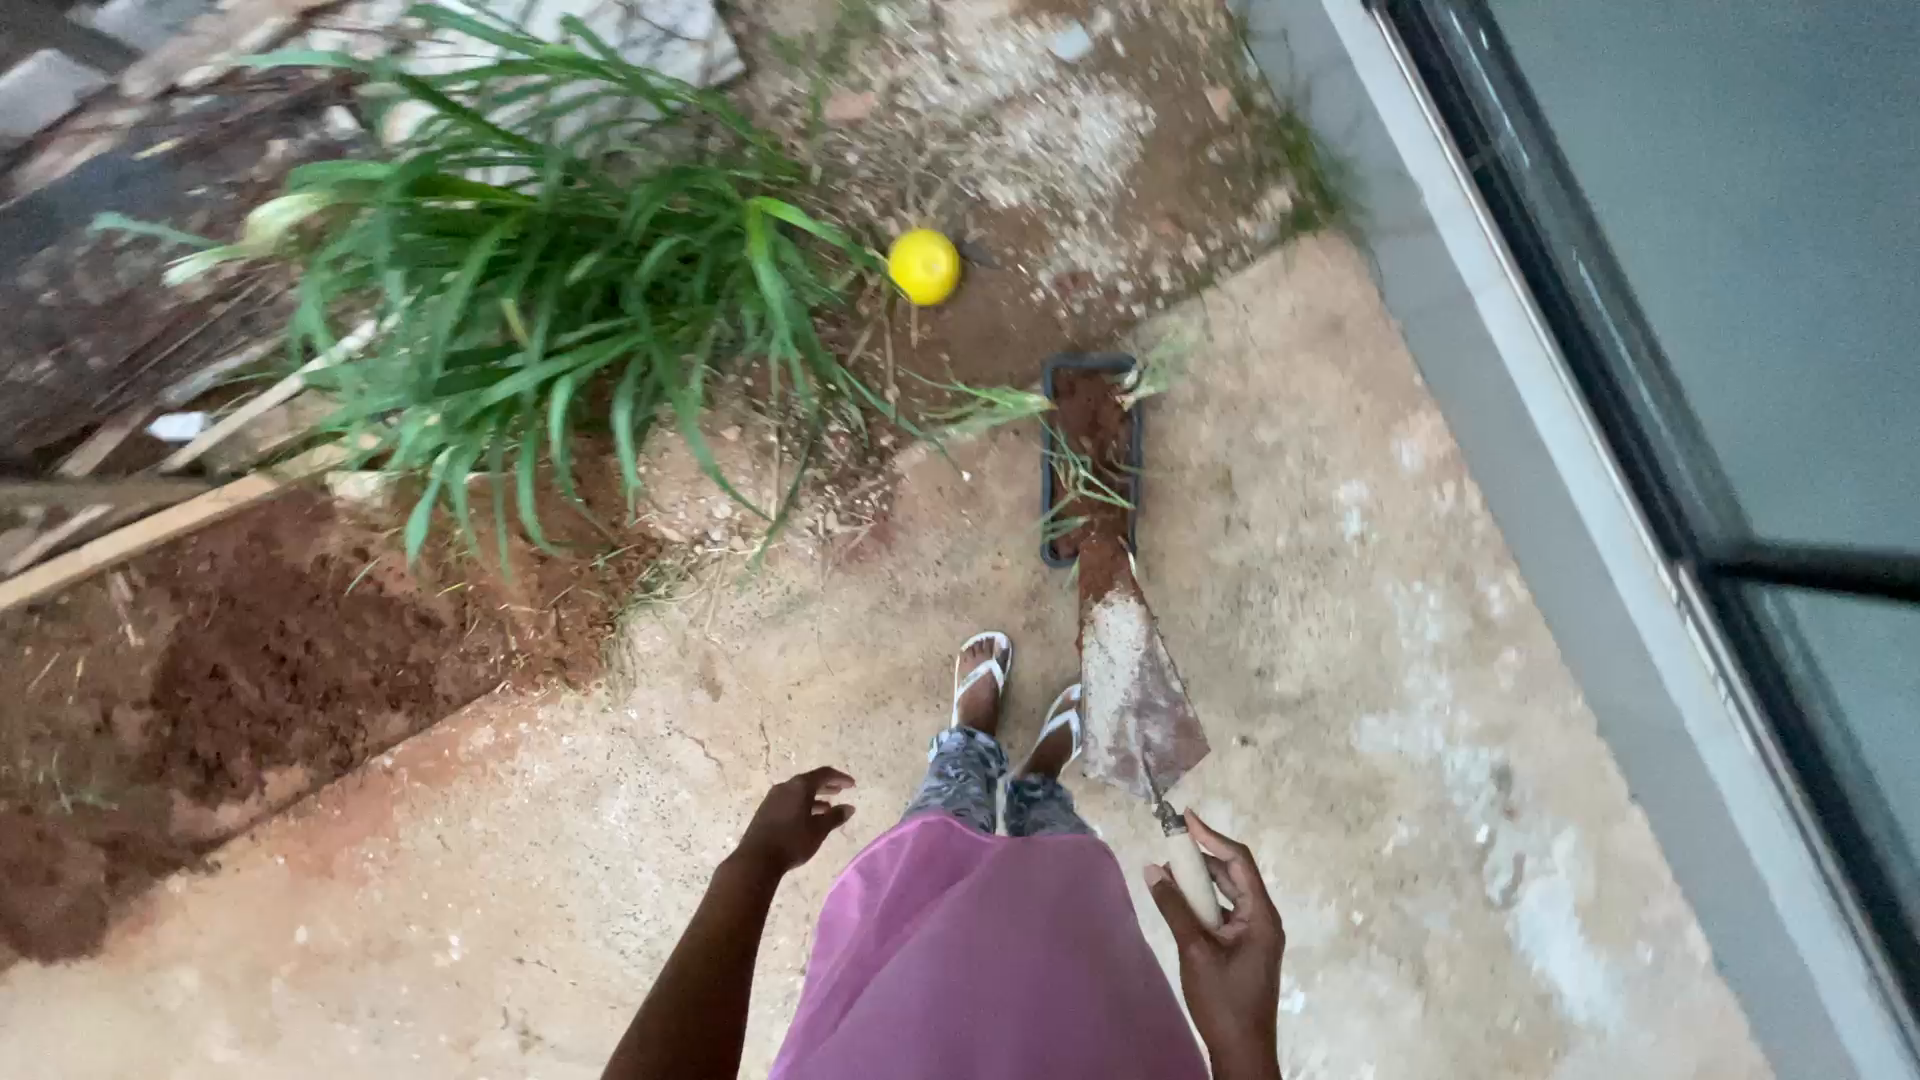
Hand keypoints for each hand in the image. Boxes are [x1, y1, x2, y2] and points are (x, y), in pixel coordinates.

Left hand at [730, 767, 856, 876]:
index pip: (824, 774)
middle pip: (810, 780)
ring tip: (827, 807)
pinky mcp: (765, 810)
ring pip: (798, 792)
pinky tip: (807, 818)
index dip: (840, 777)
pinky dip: (802, 804)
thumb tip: (849, 808)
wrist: (756, 859)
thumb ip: (835, 817)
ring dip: (814, 797)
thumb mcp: (818, 830)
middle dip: (827, 785)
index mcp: (800, 786)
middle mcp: (786, 787)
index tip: (852, 784)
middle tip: (840, 790)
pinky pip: (789, 800)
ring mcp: (773, 798)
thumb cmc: (792, 841)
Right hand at [1145, 811, 1284, 1079]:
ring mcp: (1253, 933)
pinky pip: (1221, 910)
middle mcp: (1262, 918)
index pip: (1239, 861)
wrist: (1241, 1050)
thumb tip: (1152, 868)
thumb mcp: (1195, 949)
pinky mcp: (1242, 945)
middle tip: (1170, 841)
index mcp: (1260, 915)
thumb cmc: (1223, 1000)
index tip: (1185, 818)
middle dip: (1201, 855)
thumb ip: (1174, 906)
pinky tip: (1178, 899)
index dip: (1212, 836)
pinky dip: (1200, 900)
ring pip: (1225, 891)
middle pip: (1232, 872)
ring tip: (1168, 870)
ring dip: (1198, 879)